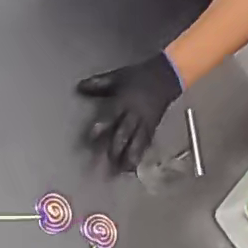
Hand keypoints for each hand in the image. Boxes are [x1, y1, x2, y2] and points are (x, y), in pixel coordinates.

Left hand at [76, 53, 181, 169]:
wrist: (167, 76)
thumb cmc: (139, 77)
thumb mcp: (118, 77)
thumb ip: (99, 84)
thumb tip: (79, 87)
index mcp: (124, 101)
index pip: (111, 115)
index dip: (102, 125)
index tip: (92, 137)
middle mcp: (134, 114)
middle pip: (124, 133)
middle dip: (115, 148)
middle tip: (105, 162)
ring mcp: (144, 123)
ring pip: (137, 142)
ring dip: (129, 157)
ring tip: (121, 171)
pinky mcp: (152, 129)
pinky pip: (146, 144)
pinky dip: (140, 156)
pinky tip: (133, 168)